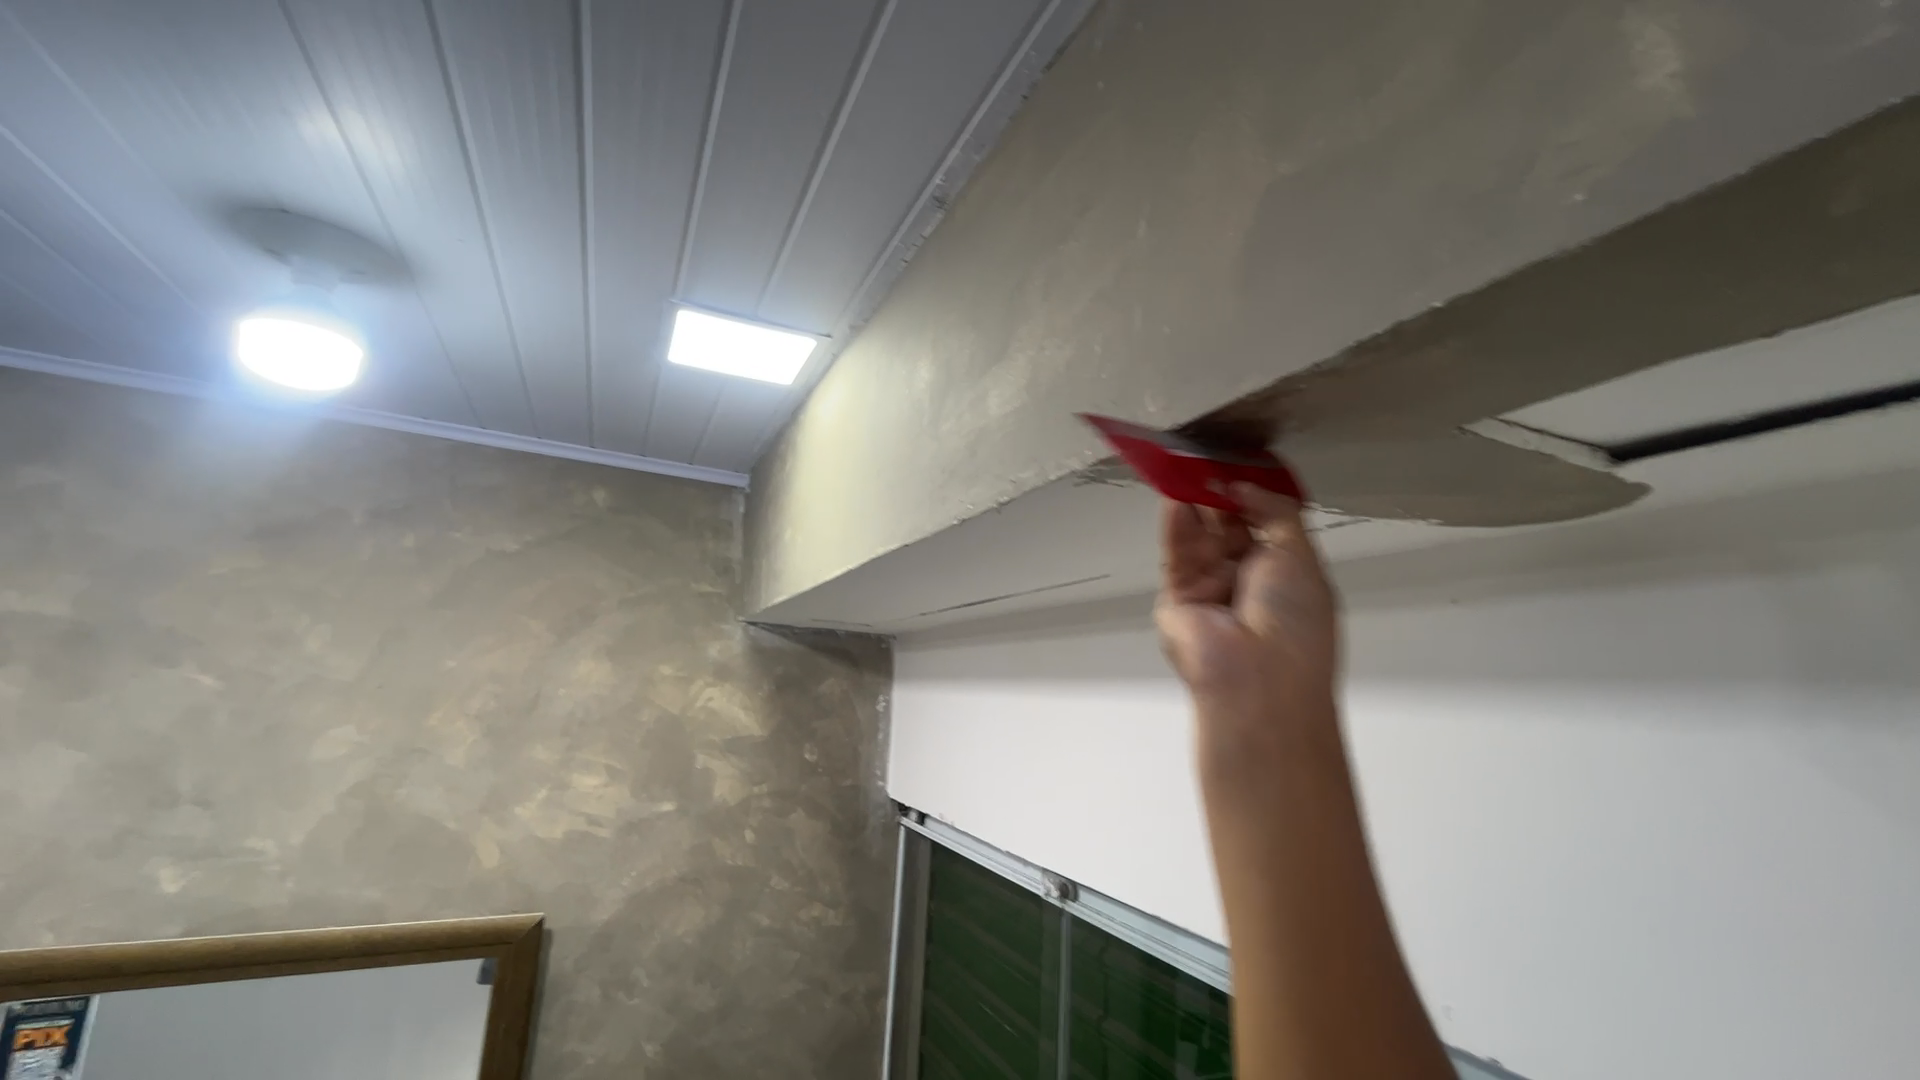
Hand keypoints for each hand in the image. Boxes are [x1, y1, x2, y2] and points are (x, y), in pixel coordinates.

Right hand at [1154, 483, 1338, 748]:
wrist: (1259, 678)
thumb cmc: (1293, 617)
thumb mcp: (1300, 555)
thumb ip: (1273, 511)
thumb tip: (1241, 484)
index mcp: (1283, 572)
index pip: (1261, 522)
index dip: (1250, 493)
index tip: (1237, 462)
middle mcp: (1245, 578)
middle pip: (1226, 526)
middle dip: (1218, 494)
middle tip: (1205, 457)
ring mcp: (1209, 588)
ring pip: (1198, 538)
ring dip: (1194, 505)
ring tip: (1184, 467)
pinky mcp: (1176, 598)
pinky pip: (1176, 557)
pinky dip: (1175, 528)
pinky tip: (1174, 500)